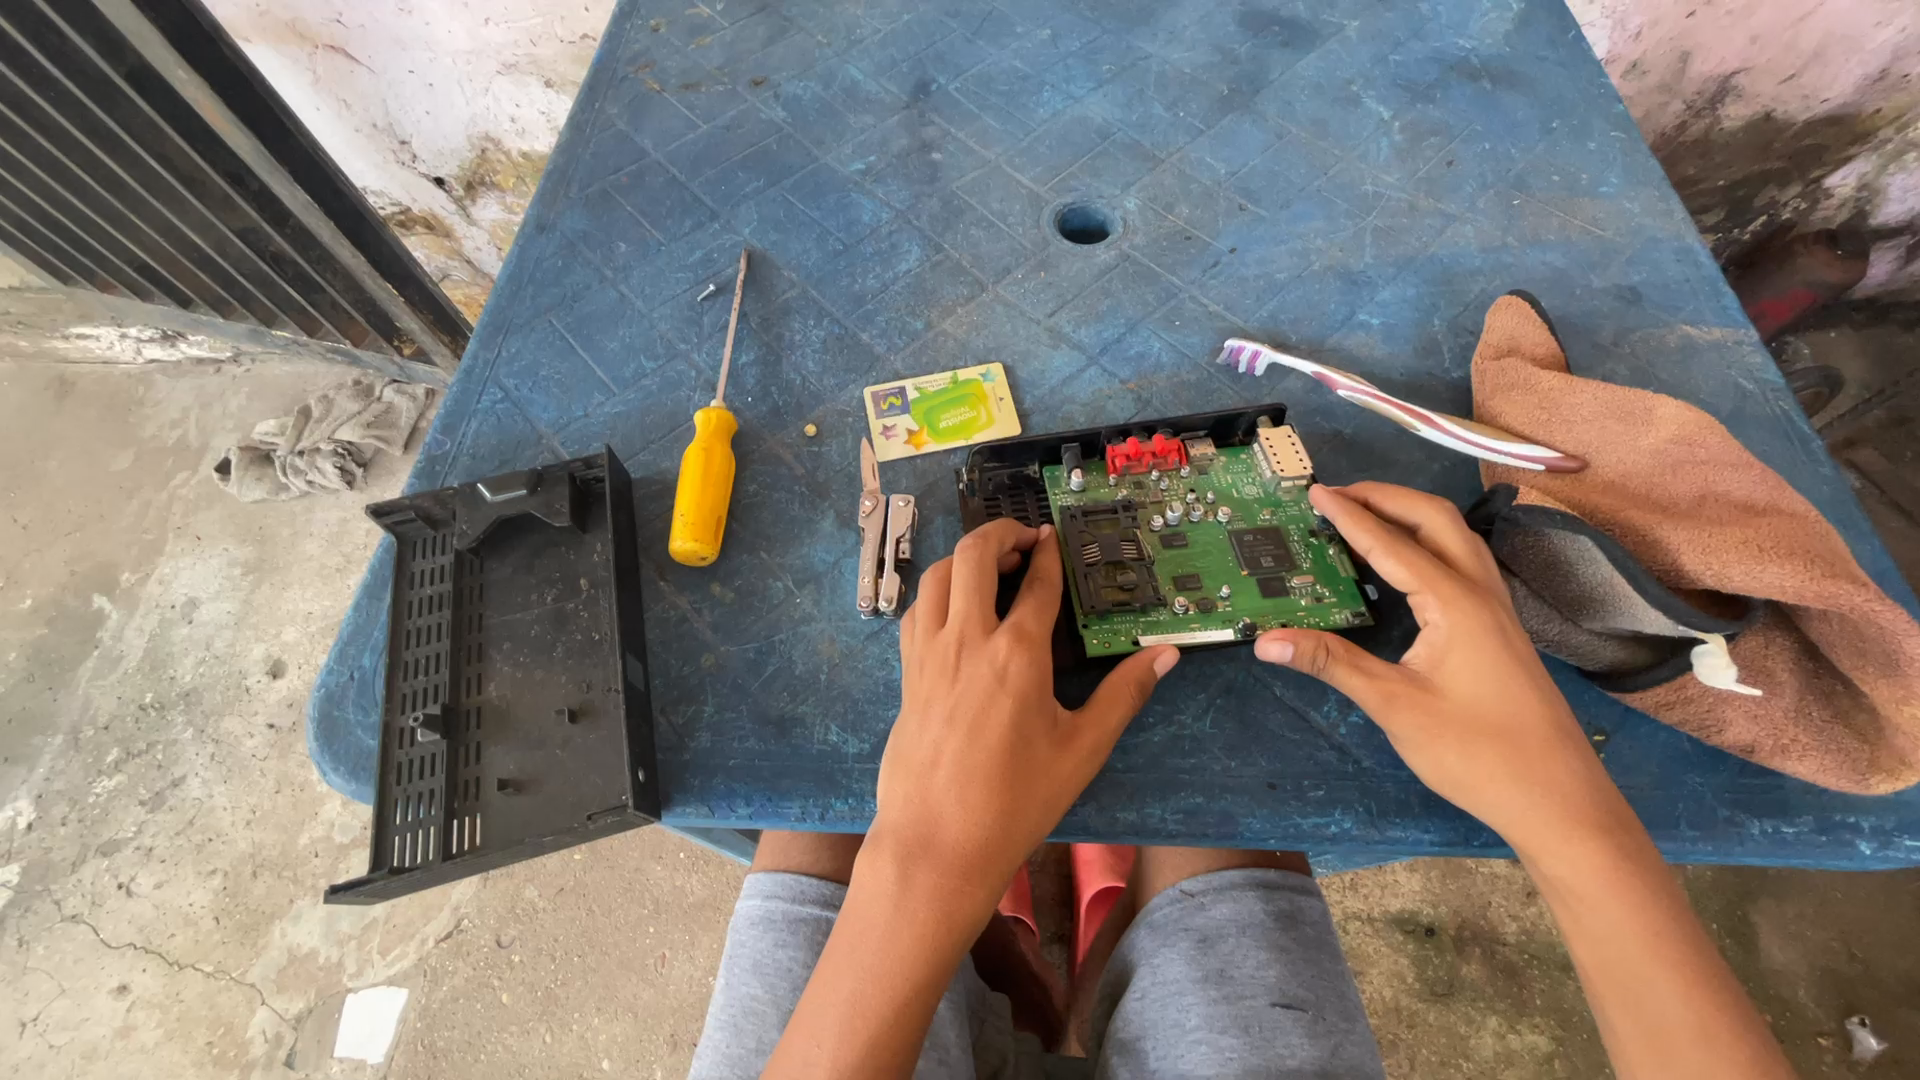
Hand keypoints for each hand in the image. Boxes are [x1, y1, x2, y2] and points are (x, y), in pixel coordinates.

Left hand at [873, 517, 1178, 902]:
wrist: (938, 842)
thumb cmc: (1017, 800)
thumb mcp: (1083, 749)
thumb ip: (1124, 695)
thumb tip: (1167, 654)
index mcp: (1018, 653)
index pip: (1037, 582)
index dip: (1049, 552)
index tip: (1054, 538)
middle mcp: (968, 638)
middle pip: (974, 556)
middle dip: (1001, 533)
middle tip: (1024, 538)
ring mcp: (930, 652)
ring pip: (937, 575)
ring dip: (963, 556)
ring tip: (990, 564)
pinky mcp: (907, 671)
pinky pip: (917, 610)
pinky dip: (936, 590)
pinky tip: (953, 607)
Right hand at [1254, 483, 1620, 852]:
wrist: (1559, 800)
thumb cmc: (1476, 752)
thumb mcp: (1394, 706)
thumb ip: (1331, 663)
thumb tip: (1265, 641)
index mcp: (1454, 603)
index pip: (1391, 544)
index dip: (1349, 516)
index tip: (1315, 492)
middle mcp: (1480, 593)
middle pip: (1436, 520)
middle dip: (1385, 497)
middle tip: (1336, 494)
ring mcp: (1496, 609)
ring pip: (1456, 538)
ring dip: (1410, 515)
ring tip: (1364, 513)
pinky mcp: (1499, 628)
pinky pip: (1461, 563)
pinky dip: (1426, 543)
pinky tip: (1405, 562)